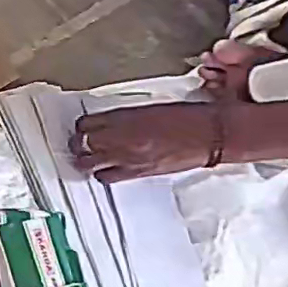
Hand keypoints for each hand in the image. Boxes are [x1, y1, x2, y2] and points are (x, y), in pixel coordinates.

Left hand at [71, 102, 228, 182]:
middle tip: (79, 143)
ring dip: (86, 160)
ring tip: (89, 158)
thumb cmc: (186, 117)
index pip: (85, 123)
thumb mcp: (148, 108)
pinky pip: (106, 178)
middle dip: (77, 143)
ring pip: (88, 164)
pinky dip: (102, 174)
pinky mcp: (137, 173)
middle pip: (80, 144)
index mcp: (123, 117)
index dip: (82, 125)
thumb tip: (108, 124)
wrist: (210, 134)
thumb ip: (123, 117)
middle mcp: (120, 138)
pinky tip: (106, 169)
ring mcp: (126, 157)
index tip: (84, 127)